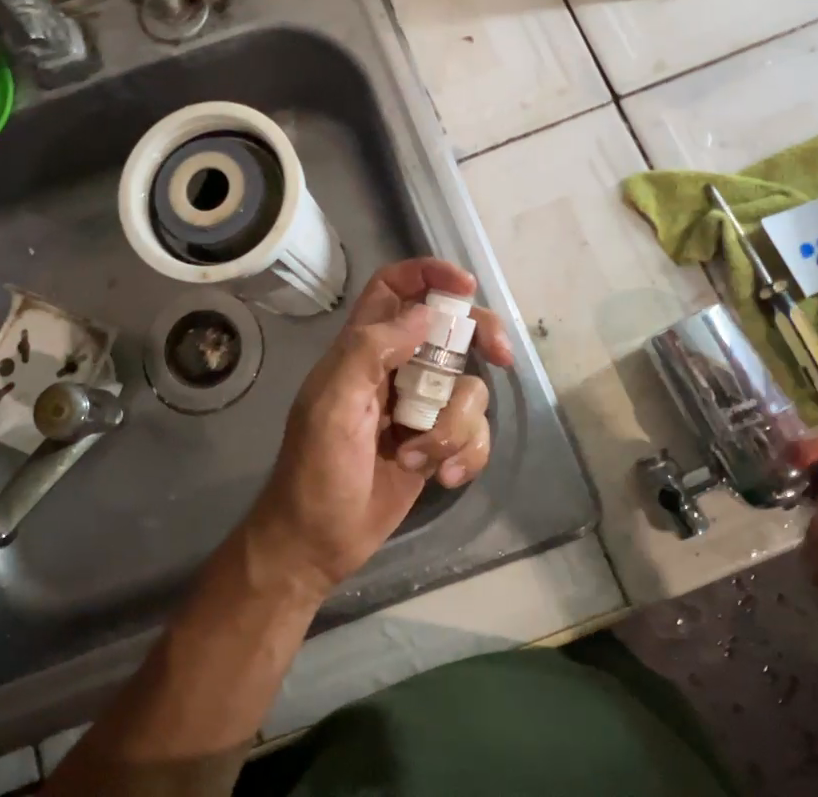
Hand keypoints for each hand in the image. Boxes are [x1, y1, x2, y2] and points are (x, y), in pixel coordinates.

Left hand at [238, 258, 513, 599]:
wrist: (318, 541)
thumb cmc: (316, 470)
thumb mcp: (333, 404)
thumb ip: (371, 350)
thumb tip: (425, 313)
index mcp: (361, 349)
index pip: (394, 289)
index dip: (428, 275)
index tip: (467, 286)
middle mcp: (395, 369)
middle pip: (450, 330)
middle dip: (480, 338)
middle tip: (501, 355)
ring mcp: (420, 408)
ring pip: (469, 390)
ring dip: (455, 427)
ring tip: (420, 459)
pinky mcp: (436, 445)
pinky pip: (474, 433)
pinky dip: (467, 454)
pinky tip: (444, 478)